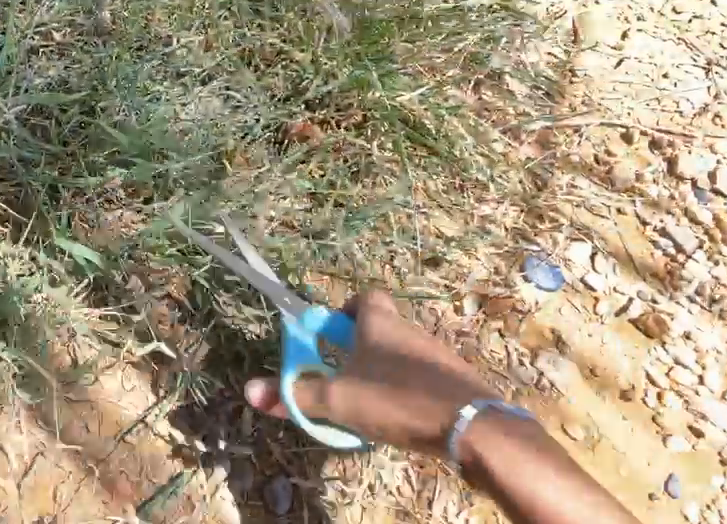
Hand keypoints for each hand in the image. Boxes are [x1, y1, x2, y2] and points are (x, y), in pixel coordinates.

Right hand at [243, 290, 500, 457]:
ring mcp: (438, 356)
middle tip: (346, 377)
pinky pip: (426, 380)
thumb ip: (297, 395)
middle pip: (382, 328)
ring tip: (374, 405)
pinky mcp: (459, 384)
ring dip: (386, 373)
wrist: (477, 429)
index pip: (363, 297)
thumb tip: (250, 391)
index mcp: (379, 321)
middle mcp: (409, 329)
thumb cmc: (398, 400)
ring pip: (404, 356)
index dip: (347, 311)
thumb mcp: (339, 400)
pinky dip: (413, 394)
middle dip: (362, 350)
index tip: (334, 337)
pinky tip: (406, 420)